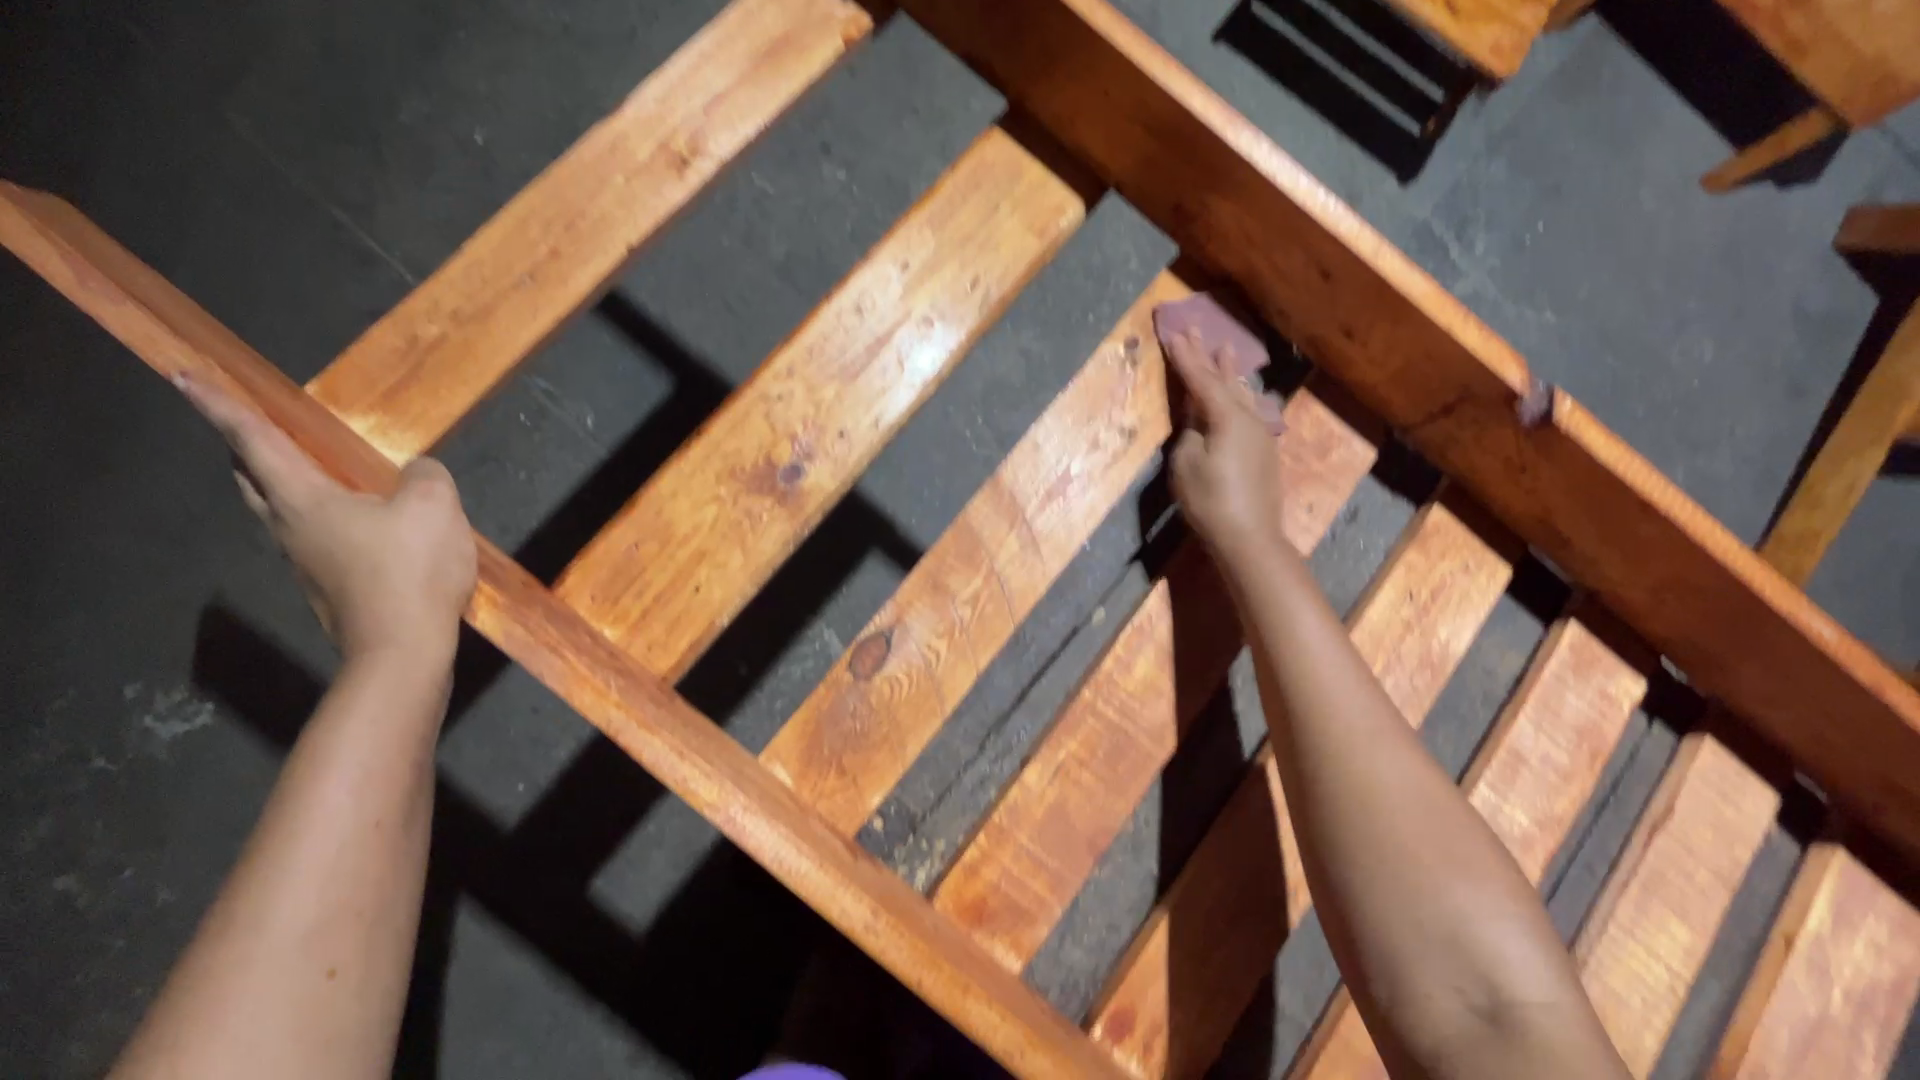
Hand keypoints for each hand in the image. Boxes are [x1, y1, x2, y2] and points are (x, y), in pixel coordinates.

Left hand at [177, 374, 477, 664]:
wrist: (403, 648)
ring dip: (281, 485)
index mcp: (303, 498)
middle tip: (254, 427)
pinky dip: (322, 517)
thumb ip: (423, 475)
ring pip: (277, 511)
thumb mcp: (433, 506)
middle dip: (246, 448)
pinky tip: (362, 525)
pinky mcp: (326, 589)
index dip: (221, 405)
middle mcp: (289, 527)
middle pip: (251, 478)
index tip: (184, 375)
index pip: (252, 440)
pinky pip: (313, 538)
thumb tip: (414, 472)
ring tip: (313, 474)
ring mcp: (304, 563)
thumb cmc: (409, 570)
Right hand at [1166, 330, 1286, 560]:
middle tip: (1196, 330)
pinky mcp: (1263, 452)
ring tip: (1226, 351)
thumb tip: (1197, 420)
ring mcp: (1260, 434)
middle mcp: (1248, 418)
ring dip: (1231, 373)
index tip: (1174, 333)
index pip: (1200, 380)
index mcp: (1226, 416)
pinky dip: (1239, 394)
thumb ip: (1189, 433)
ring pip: (1243, 394)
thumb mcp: (1185, 464)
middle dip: (1207, 357)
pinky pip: (1250, 410)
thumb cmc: (1210, 500)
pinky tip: (1242, 394)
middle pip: (1224, 381)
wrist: (1249, 536)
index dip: (1185, 357)